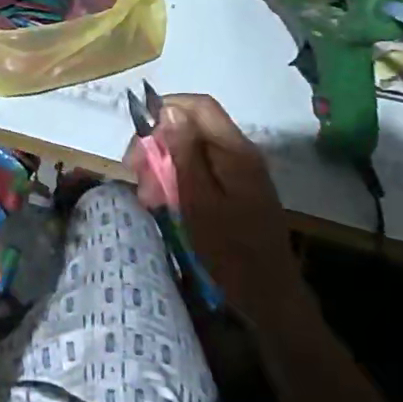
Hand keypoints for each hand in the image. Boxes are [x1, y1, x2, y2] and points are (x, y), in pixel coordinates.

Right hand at [154, 94, 301, 316]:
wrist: (268, 295)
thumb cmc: (231, 249)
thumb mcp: (198, 200)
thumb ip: (185, 152)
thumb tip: (170, 109)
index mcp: (235, 150)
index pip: (199, 106)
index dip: (165, 109)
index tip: (138, 135)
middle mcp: (239, 153)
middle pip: (192, 127)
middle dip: (159, 144)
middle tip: (134, 172)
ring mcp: (239, 171)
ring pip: (192, 150)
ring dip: (164, 166)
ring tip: (148, 196)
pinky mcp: (235, 189)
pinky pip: (201, 170)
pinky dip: (178, 180)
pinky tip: (164, 202)